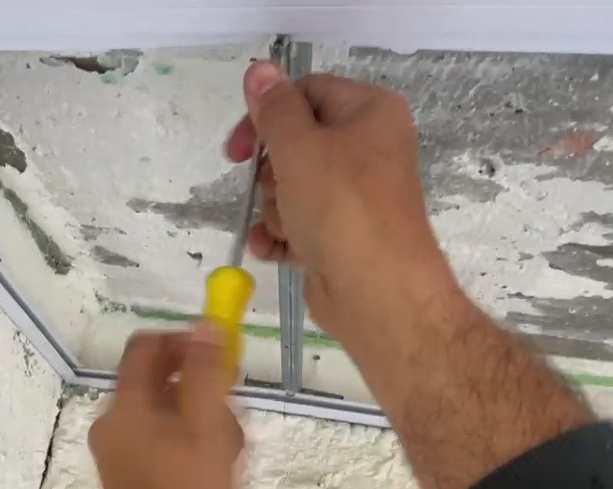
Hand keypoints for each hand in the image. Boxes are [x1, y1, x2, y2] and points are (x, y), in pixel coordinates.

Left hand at [88, 325, 243, 488]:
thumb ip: (206, 375)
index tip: (224, 358)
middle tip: (232, 421)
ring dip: (205, 423)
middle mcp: (113, 428)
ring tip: (228, 458)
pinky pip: (165, 445)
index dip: (185, 341)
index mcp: (123, 411)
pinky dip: (194, 449)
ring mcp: (120, 456)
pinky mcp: (133, 480)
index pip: (146, 347)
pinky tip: (216, 477)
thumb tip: (207, 326)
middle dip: (203, 391)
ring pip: (169, 415)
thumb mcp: (207, 434)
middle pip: (161, 382)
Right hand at [223, 62, 589, 488]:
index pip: (306, 95)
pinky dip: (280, 237)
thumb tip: (258, 71)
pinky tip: (273, 250)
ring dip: (272, 211)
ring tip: (284, 229)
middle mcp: (364, 151)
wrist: (376, 292)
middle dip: (270, 176)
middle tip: (272, 192)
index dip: (267, 117)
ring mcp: (351, 198)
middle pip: (294, 146)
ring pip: (290, 191)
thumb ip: (274, 111)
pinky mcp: (337, 237)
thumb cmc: (342, 211)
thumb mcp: (300, 150)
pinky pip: (296, 226)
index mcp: (368, 114)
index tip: (237, 149)